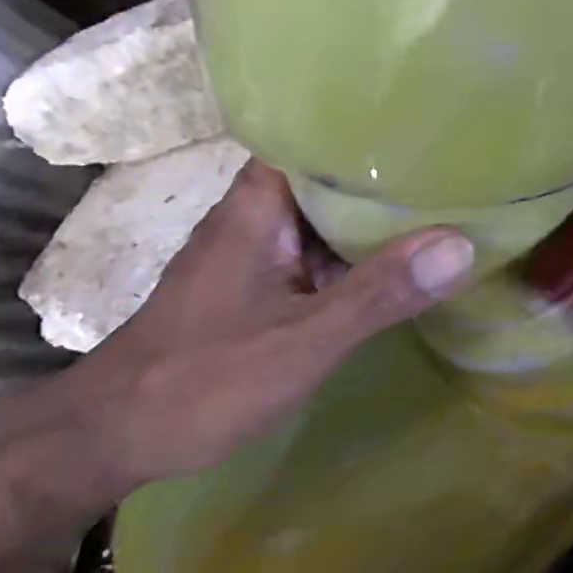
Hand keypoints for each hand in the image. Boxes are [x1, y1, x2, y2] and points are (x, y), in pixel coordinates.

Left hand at [0, 159, 473, 495]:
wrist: (110, 441)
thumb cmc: (202, 381)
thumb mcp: (304, 339)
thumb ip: (380, 293)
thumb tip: (462, 244)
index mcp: (257, 207)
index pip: (318, 141)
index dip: (373, 134)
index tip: (432, 131)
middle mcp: (254, 219)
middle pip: (330, 181)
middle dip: (389, 179)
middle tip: (459, 172)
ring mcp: (255, 255)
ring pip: (327, 222)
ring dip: (376, 221)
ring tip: (447, 209)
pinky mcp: (258, 289)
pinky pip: (318, 257)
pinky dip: (357, 258)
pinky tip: (399, 267)